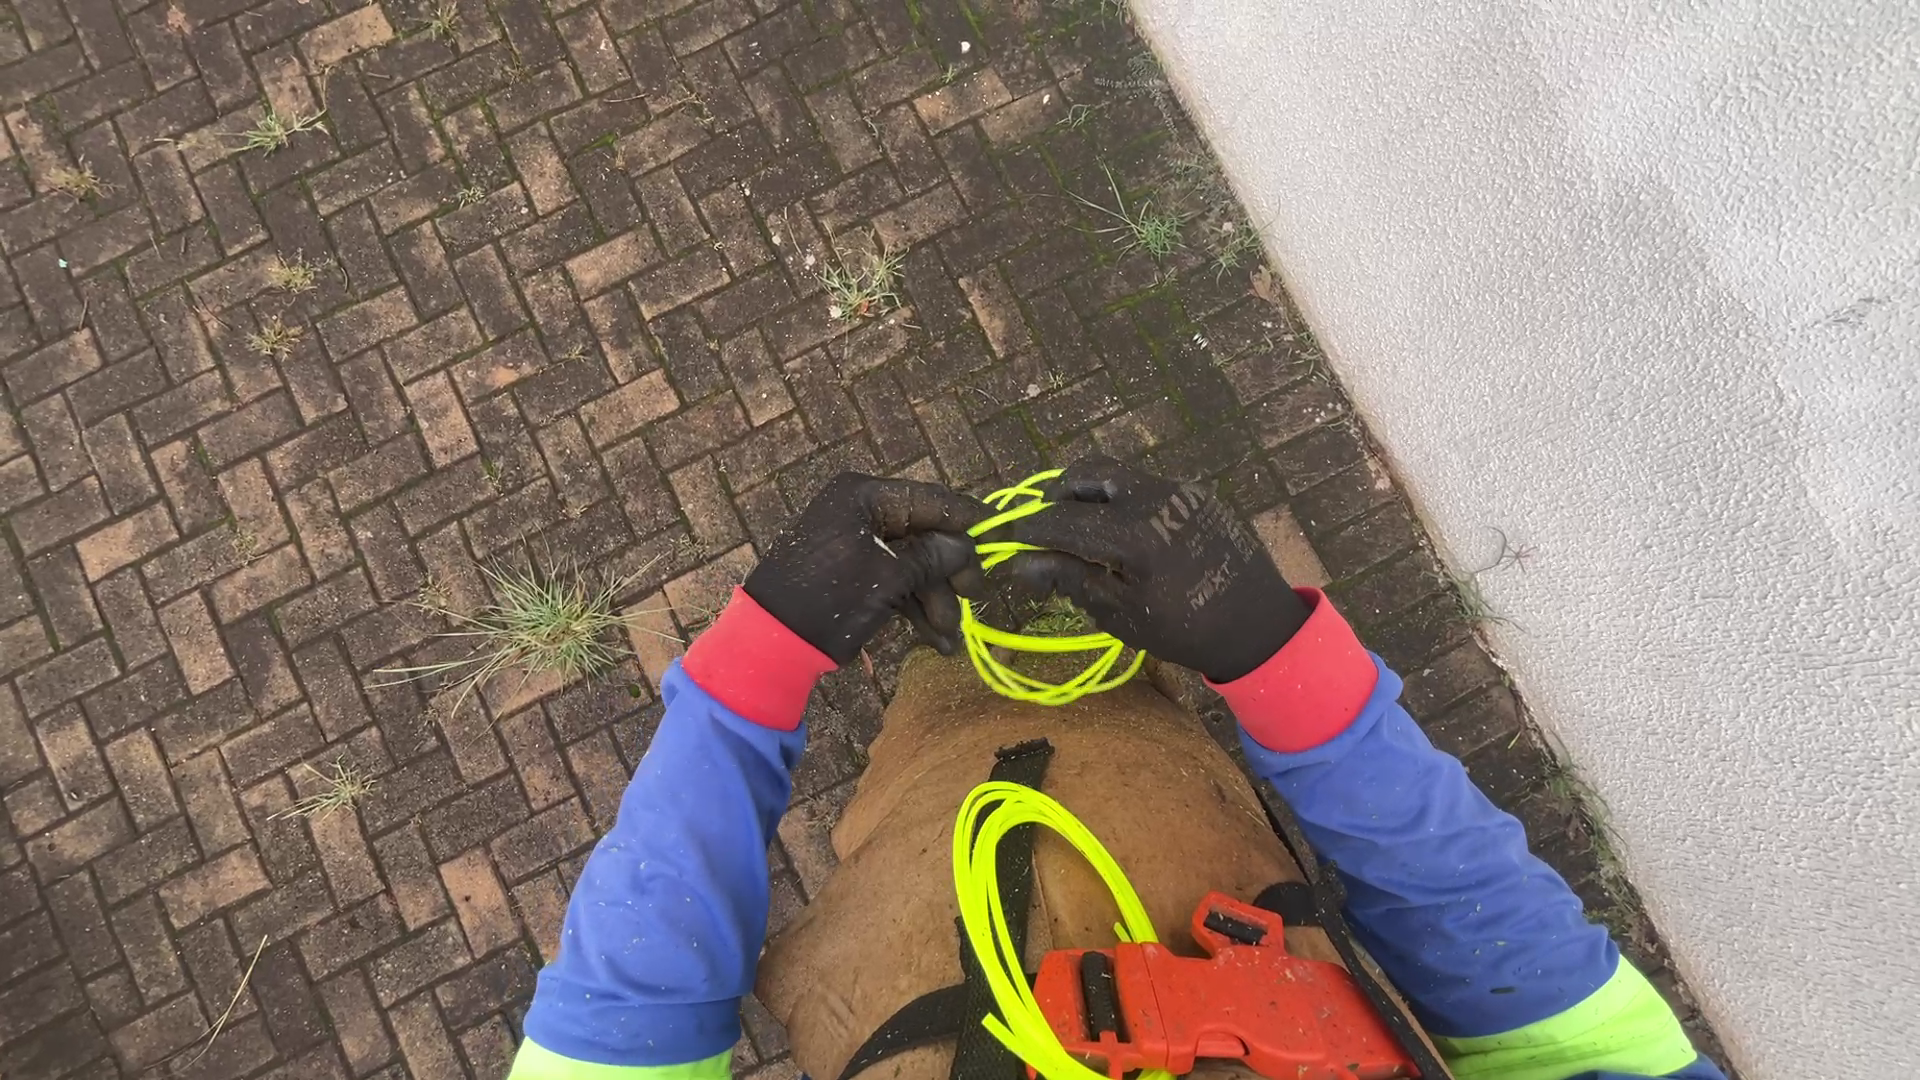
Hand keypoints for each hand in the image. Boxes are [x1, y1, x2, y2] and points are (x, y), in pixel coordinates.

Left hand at [745, 473, 987, 664]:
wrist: (770, 645)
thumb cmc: (829, 600)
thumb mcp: (887, 578)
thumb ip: (933, 558)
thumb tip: (967, 548)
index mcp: (864, 497)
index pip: (930, 500)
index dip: (969, 520)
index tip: (1003, 533)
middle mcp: (862, 513)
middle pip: (924, 535)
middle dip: (949, 573)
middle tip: (974, 596)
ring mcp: (858, 544)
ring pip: (912, 565)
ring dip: (934, 600)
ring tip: (948, 636)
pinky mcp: (855, 575)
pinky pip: (895, 583)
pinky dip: (914, 608)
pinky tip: (937, 640)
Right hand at [1001, 457, 1309, 681]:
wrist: (1259, 625)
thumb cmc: (1185, 630)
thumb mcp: (1120, 613)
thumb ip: (1069, 579)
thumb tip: (1020, 564)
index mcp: (1134, 534)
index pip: (1061, 520)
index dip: (1027, 529)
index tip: (1006, 539)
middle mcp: (1155, 497)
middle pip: (1087, 473)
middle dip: (1056, 495)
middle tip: (1044, 526)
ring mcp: (1178, 489)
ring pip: (1116, 474)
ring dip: (1087, 493)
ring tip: (1079, 528)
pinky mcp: (1194, 492)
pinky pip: (1142, 485)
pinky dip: (1118, 500)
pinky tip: (1120, 534)